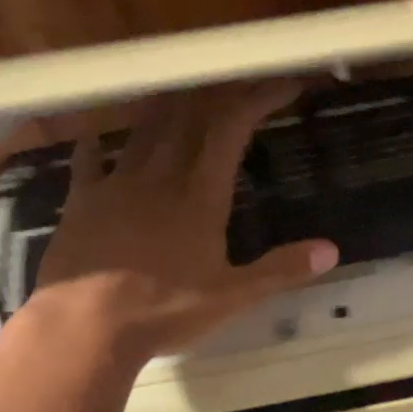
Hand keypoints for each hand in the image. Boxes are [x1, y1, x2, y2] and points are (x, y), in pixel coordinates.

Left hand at [17, 83, 338, 366]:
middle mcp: (159, 177)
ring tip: (183, 97)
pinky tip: (99, 132)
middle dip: (217, 94)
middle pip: (188, 118)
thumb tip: (331, 250)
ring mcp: (116, 184)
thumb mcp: (231, 297)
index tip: (283, 85)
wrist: (85, 326)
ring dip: (167, 108)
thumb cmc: (163, 311)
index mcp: (200, 196)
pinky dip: (98, 141)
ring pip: (144, 130)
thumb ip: (281, 270)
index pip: (231, 129)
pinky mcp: (80, 201)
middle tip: (237, 85)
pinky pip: (89, 159)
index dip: (258, 99)